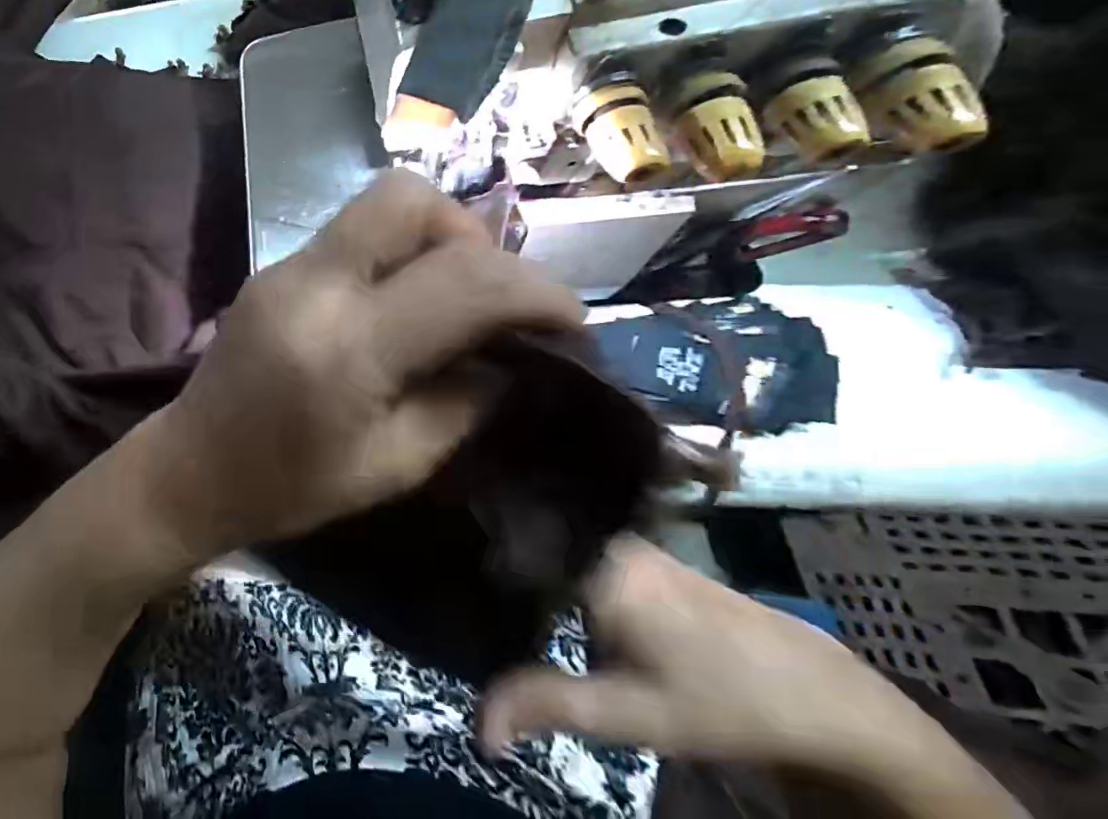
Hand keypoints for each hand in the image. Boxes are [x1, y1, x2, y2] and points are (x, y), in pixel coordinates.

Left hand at [144, 170, 584, 560]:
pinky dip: (390, 256)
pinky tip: (397, 308)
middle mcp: (313, 283)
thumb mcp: (396, 463)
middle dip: (470, 234)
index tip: (569, 325)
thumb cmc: (290, 485)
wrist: (192, 468)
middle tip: (488, 298)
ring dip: (430, 240)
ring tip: (447, 302)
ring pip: (375, 207)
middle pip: (408, 197)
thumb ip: (466, 400)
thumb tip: (513, 353)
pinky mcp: (270, 269)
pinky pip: (347, 235)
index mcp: (349, 343)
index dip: (540, 292)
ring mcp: (283, 268)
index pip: (468, 278)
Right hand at [478, 537, 1012, 807]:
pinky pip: (575, 545)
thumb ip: (546, 706)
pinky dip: (546, 560)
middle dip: (487, 547)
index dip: (467, 541)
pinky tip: (531, 585)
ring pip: (550, 536)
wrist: (830, 701)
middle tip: (441, 565)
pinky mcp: (642, 556)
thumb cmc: (724, 702)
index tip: (430, 552)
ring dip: (516, 553)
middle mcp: (606, 540)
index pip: (510, 533)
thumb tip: (477, 731)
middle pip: (526, 529)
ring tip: (473, 571)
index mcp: (594, 563)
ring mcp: (627, 544)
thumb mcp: (631, 714)